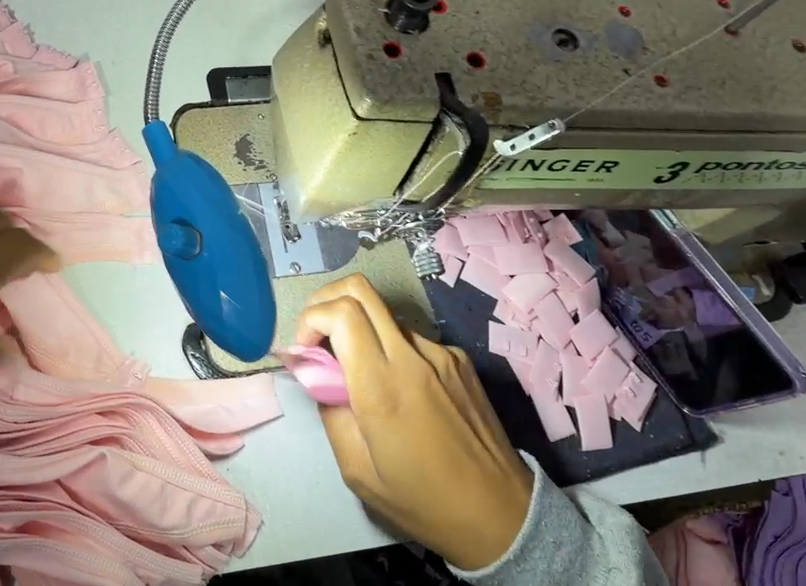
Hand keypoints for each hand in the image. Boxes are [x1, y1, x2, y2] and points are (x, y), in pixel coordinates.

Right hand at [298, 274, 533, 570]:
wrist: (501, 515)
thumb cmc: (422, 501)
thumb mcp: (358, 470)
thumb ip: (330, 411)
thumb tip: (315, 372)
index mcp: (381, 386)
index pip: (341, 312)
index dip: (311, 318)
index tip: (304, 349)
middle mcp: (412, 356)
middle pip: (360, 290)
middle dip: (327, 300)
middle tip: (317, 334)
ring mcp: (441, 353)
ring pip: (385, 315)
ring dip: (361, 329)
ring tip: (360, 372)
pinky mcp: (460, 359)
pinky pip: (413, 338)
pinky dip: (393, 350)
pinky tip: (401, 389)